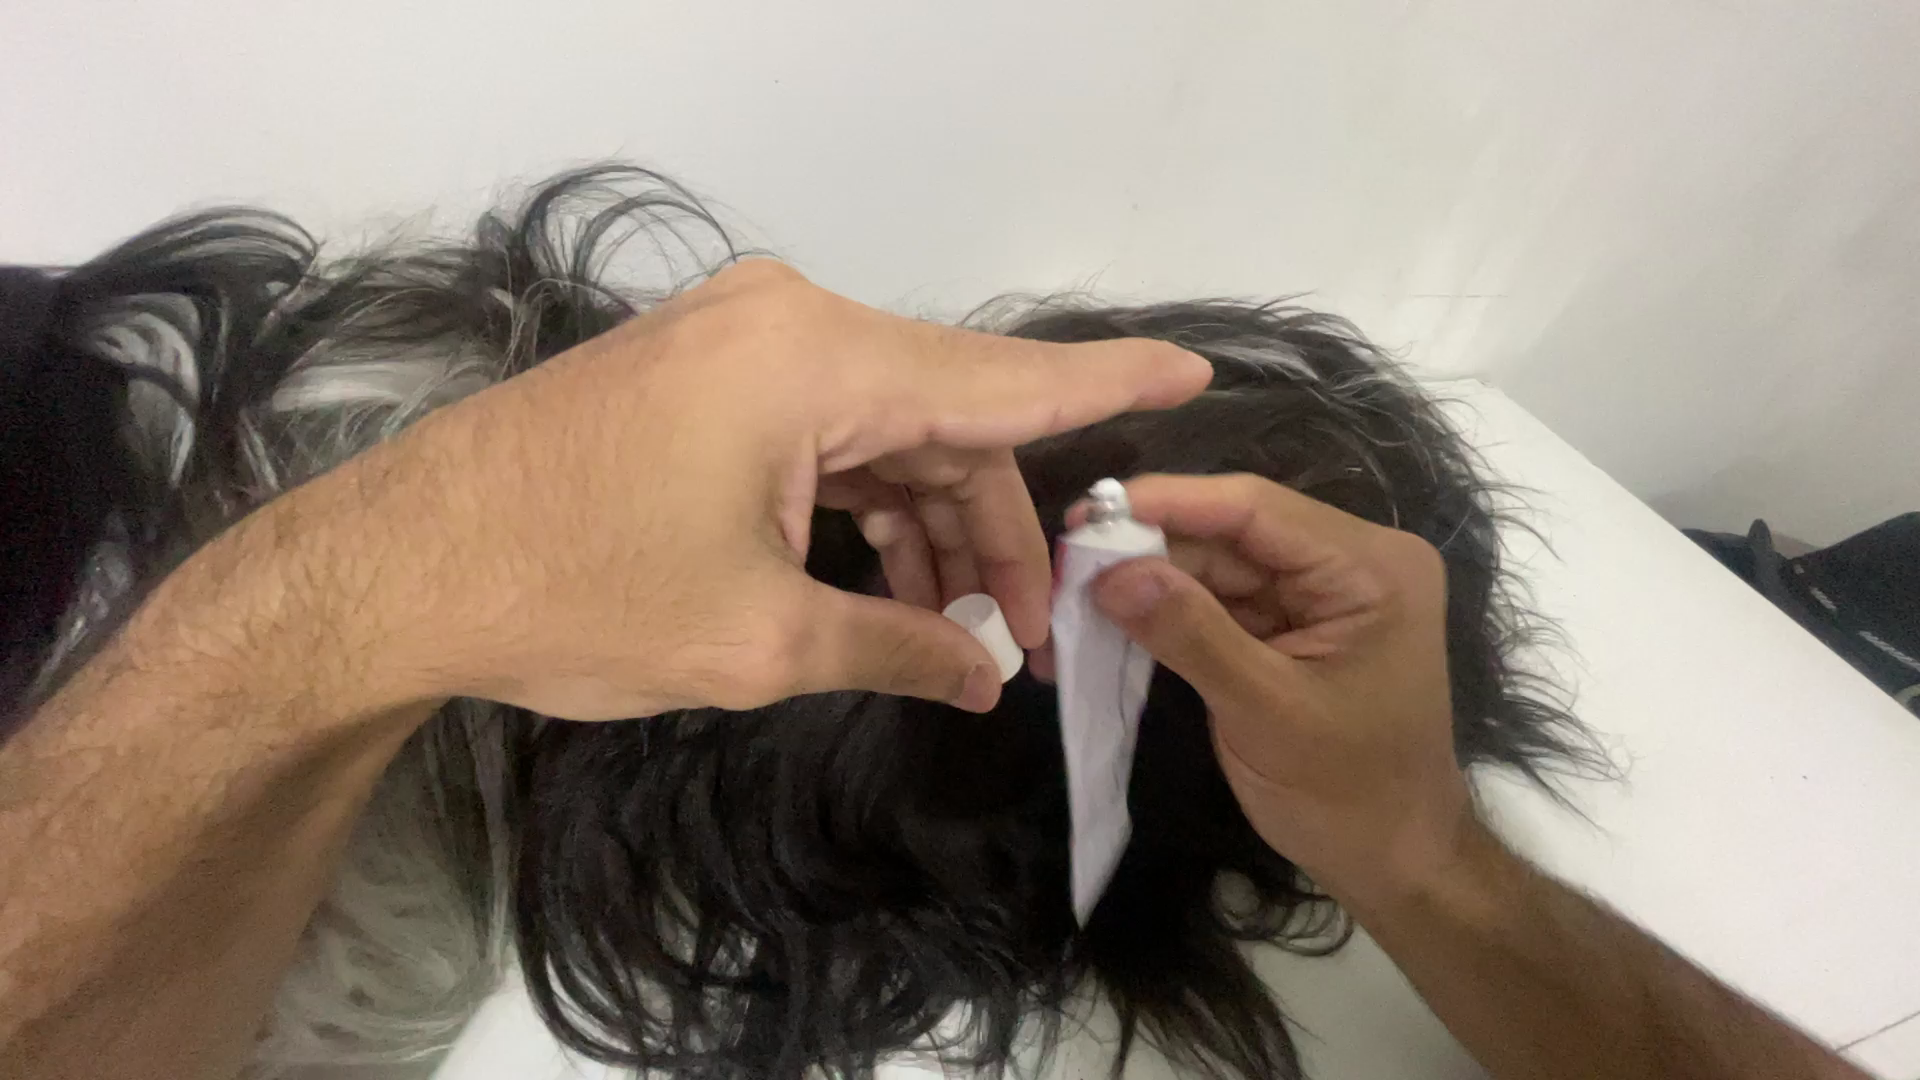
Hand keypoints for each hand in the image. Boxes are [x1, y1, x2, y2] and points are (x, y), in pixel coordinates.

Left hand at [318, 262, 1210, 719]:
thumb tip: (983, 680)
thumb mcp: (762, 640)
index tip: (1189, 375)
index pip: (1002, 379)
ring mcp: (755, 350)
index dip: (1108, 384)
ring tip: (967, 634)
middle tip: (1026, 639)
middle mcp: (796, 327)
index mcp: (817, 358)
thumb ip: (897, 647)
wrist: (394, 575)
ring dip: (935, 534)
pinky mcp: (724, 385)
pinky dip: (876, 514)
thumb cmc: (575, 596)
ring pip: (895, 442)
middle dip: (997, 537)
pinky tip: (899, 589)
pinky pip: (839, 444)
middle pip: (949, 430)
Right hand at [1082, 473, 1470, 900]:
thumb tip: (1110, 575)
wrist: (1390, 857)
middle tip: (1066, 561)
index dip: (1166, 502)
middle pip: (1225, 532)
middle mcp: (1342, 562)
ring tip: (1072, 589)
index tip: (1087, 513)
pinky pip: (1210, 599)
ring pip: (1209, 563)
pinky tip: (1109, 614)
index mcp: (1367, 567)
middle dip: (1144, 546)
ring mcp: (1310, 592)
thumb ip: (1190, 635)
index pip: (1253, 509)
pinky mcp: (1281, 621)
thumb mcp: (1266, 711)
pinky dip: (1159, 608)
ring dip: (1143, 578)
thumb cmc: (1347, 793)